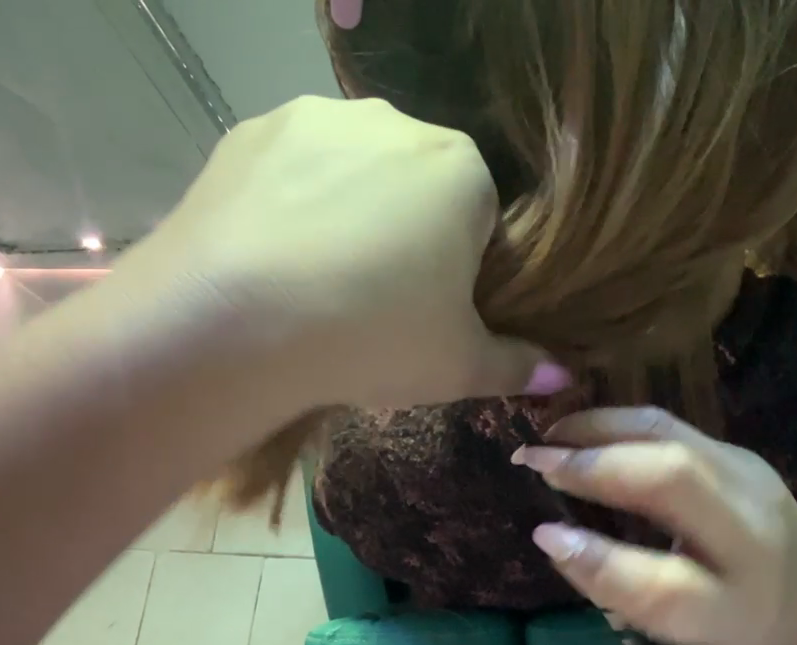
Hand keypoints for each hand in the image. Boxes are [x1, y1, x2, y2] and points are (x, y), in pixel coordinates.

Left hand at [71, 96, 564, 411]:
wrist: (234, 321)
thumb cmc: (372, 336)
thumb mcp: (458, 367)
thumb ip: (517, 366)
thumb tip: (562, 373)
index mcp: (460, 171)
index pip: (480, 216)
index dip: (461, 269)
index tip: (431, 312)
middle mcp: (395, 123)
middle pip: (416, 186)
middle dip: (406, 236)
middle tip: (373, 304)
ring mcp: (317, 120)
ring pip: (351, 172)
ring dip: (347, 216)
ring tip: (317, 284)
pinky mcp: (251, 132)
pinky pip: (291, 171)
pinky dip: (291, 207)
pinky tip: (274, 260)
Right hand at [513, 407, 796, 644]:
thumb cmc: (729, 635)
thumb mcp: (677, 641)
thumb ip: (622, 597)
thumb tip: (556, 540)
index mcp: (734, 608)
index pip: (662, 585)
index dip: (597, 560)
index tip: (544, 534)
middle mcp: (752, 538)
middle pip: (674, 480)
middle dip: (594, 465)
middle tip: (533, 462)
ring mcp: (752, 482)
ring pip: (670, 435)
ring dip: (598, 429)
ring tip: (549, 438)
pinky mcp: (743, 454)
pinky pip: (671, 426)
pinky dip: (617, 424)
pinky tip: (582, 432)